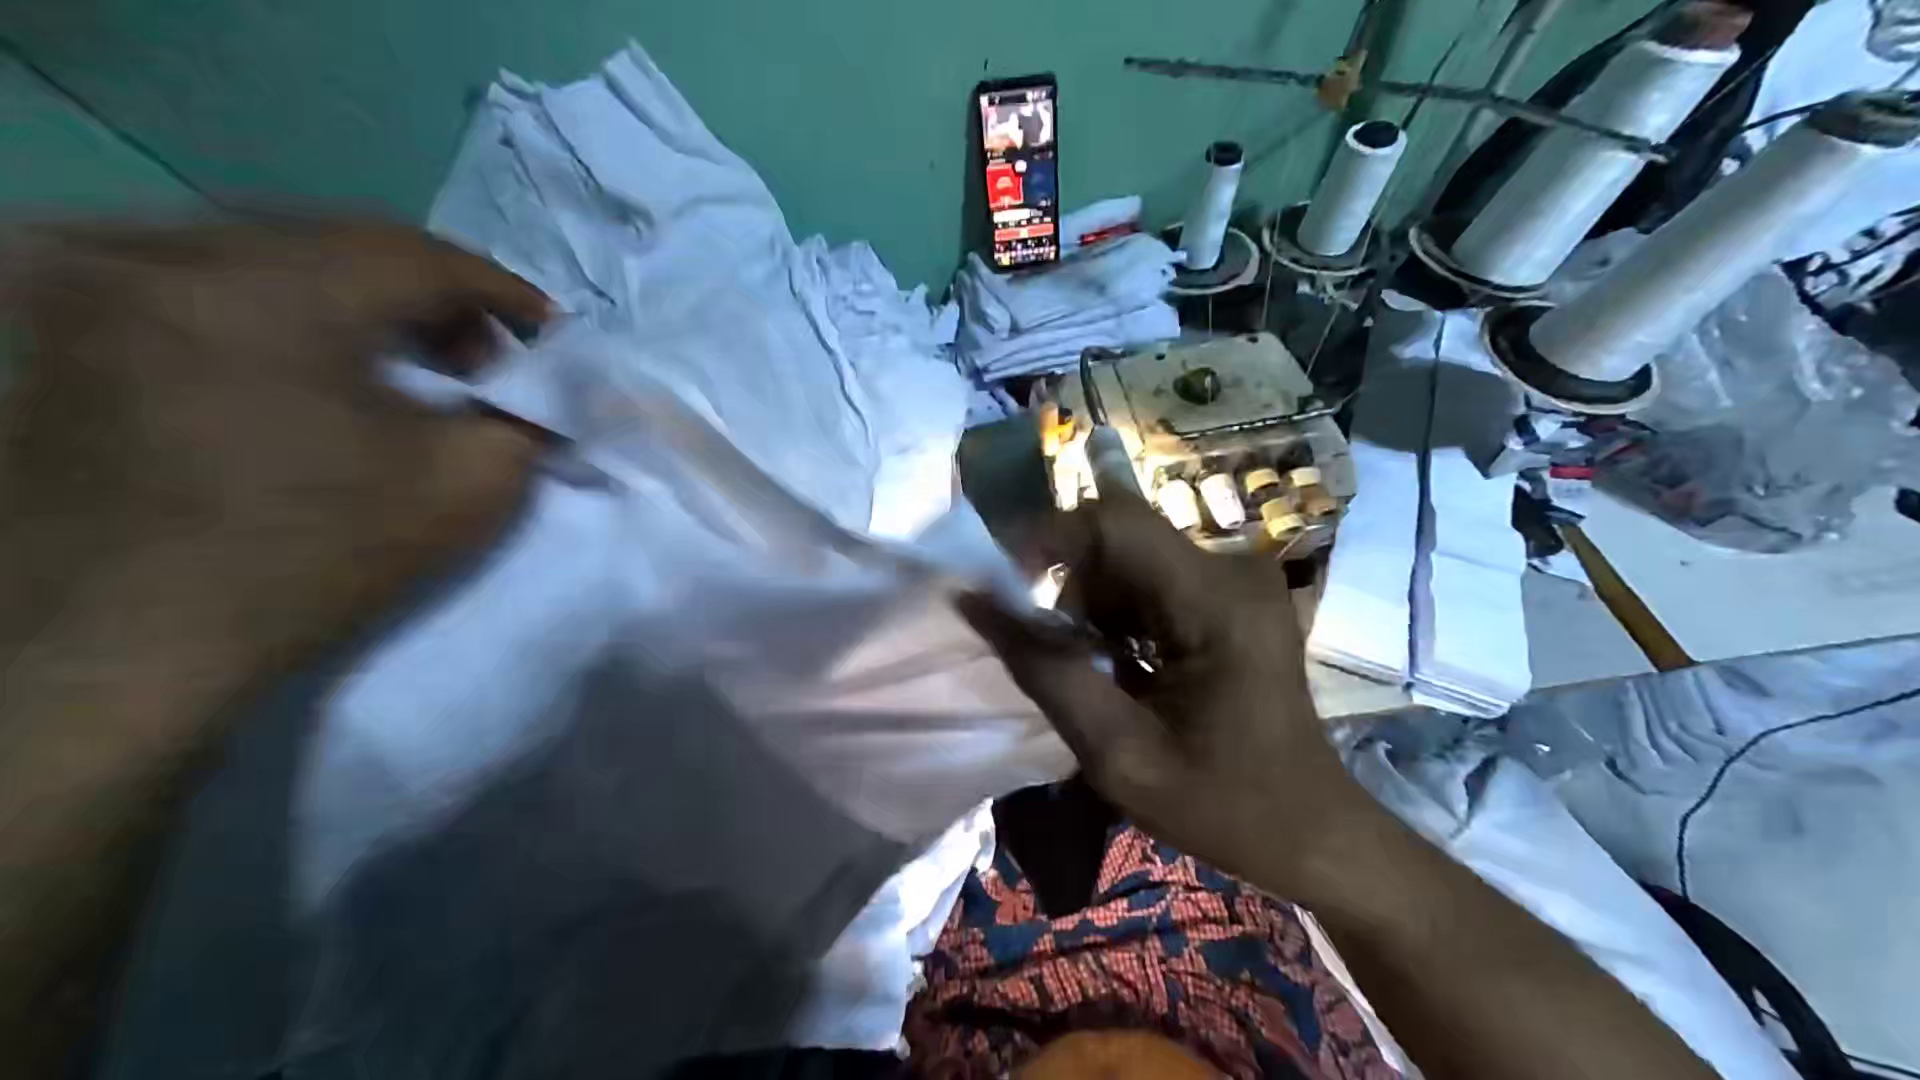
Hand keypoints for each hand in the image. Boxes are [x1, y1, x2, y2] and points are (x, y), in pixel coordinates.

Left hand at [1, 219, 551, 680]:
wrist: (120, 642)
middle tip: (480, 357)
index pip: (417, 255)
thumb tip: (561, 384)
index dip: (500, 289)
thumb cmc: (315, 559)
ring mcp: (78, 267)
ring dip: (355, 294)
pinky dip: (277, 298)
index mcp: (265, 294)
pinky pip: (196, 268)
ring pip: (267, 246)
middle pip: (341, 239)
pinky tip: (307, 354)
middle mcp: (153, 249)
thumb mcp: (467, 487)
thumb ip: (529, 416)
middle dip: (431, 293)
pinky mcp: (43, 301)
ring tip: (401, 360)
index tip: (549, 329)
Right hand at [960, 493, 1371, 888]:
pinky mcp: (1228, 595)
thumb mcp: (1117, 753)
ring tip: (1094, 669)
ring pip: (1127, 555)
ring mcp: (1233, 580)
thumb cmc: (1222, 806)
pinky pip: (1149, 577)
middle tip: (1052, 649)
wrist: (1311, 831)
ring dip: (1089, 601)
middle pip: (1118, 536)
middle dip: (1067, 581)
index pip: (1114, 523)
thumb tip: (974, 599)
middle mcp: (1229, 570)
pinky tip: (1122, 664)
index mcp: (1214, 602)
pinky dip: (1116, 612)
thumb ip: (1044, 670)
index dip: (1045, 538)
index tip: (1003, 587)